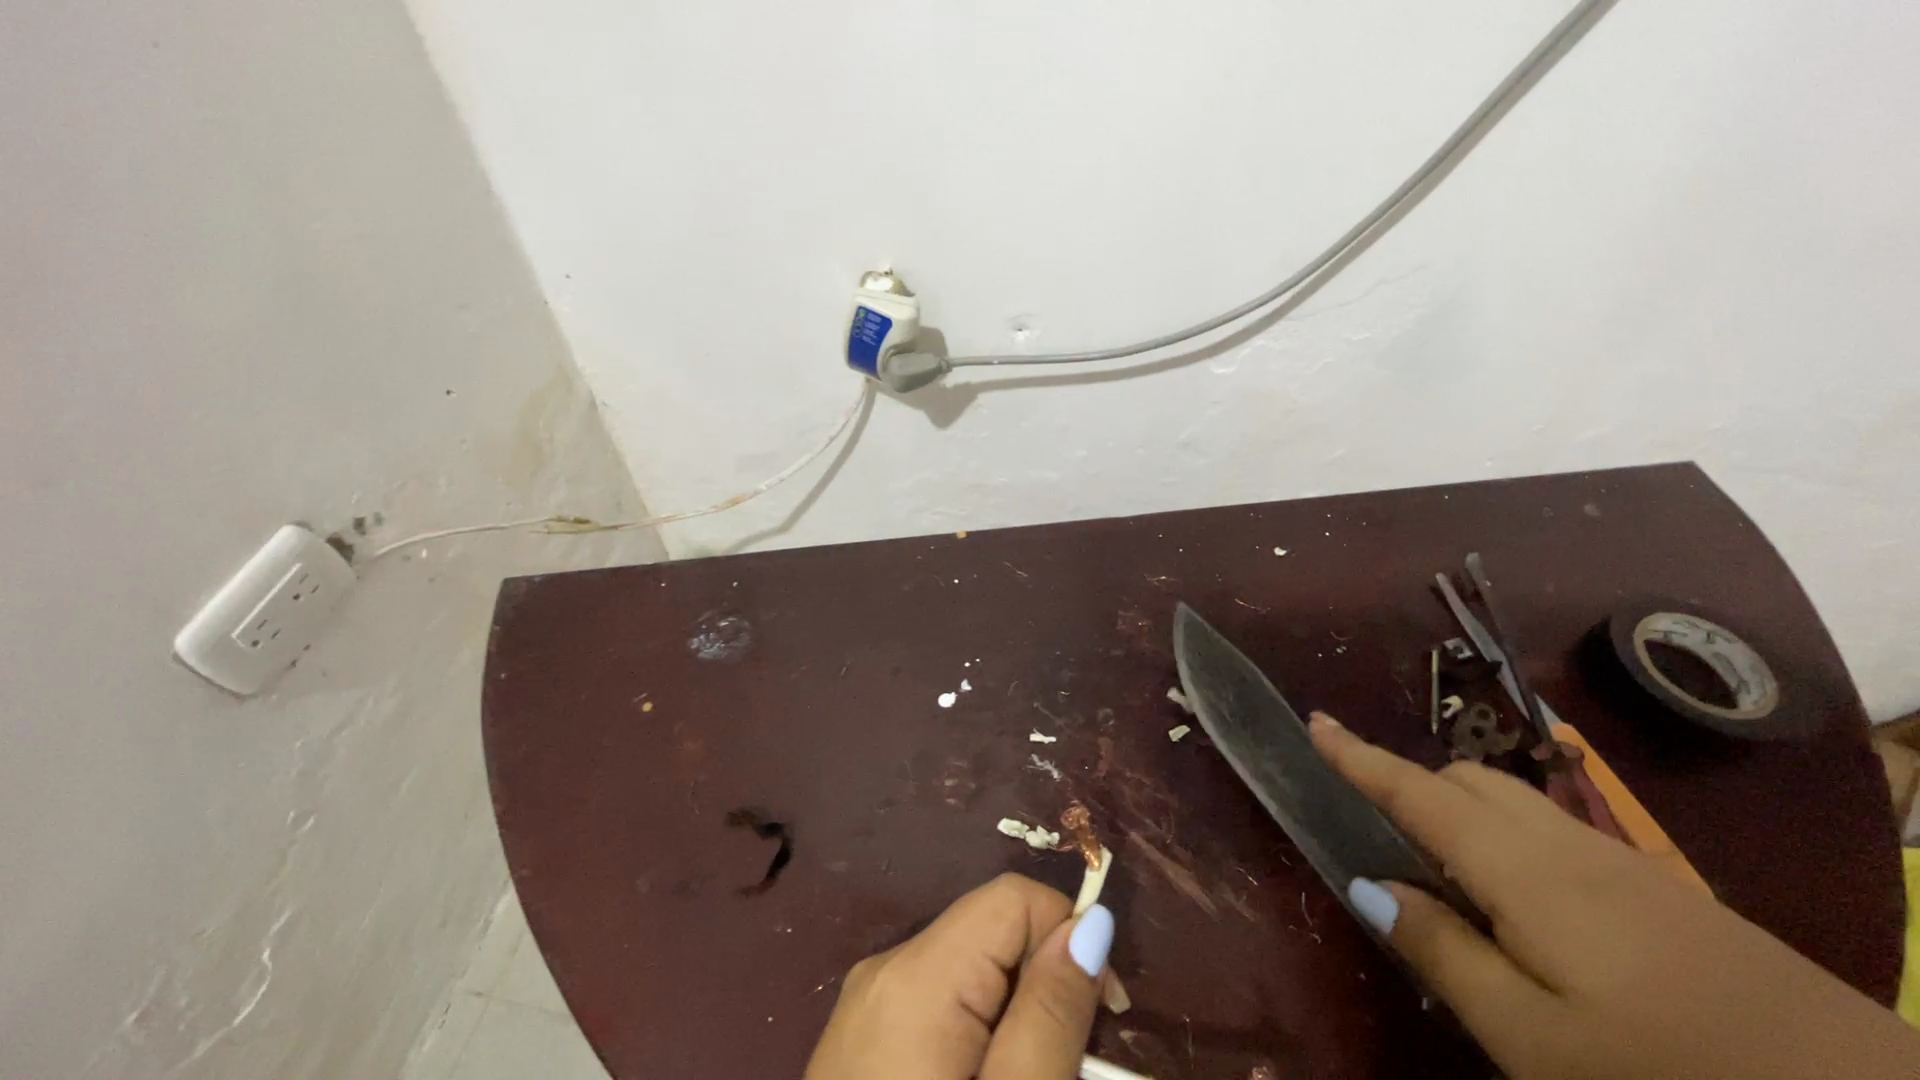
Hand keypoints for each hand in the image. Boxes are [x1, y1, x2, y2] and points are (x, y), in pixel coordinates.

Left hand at [805, 873, 1115, 1079]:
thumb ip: (1050, 1012)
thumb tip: (1091, 921)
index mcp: (916, 975)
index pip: (1013, 899)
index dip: (1070, 938)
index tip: (1106, 1017)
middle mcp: (885, 971)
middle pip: (992, 934)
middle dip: (1048, 984)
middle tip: (1073, 1068)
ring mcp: (867, 1006)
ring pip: (972, 972)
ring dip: (1020, 1015)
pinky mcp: (864, 1039)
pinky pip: (940, 1006)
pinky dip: (982, 1033)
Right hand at [1309, 712, 1919, 1079]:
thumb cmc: (1664, 1073)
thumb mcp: (1531, 1040)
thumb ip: (1442, 952)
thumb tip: (1371, 885)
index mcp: (1527, 874)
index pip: (1421, 794)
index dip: (1361, 759)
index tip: (1314, 723)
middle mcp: (1569, 847)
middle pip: (1469, 781)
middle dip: (1410, 785)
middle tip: (1373, 835)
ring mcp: (1622, 864)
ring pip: (1514, 802)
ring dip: (1458, 810)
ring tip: (1434, 869)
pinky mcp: (1659, 891)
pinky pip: (1552, 831)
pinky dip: (1505, 837)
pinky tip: (1515, 901)